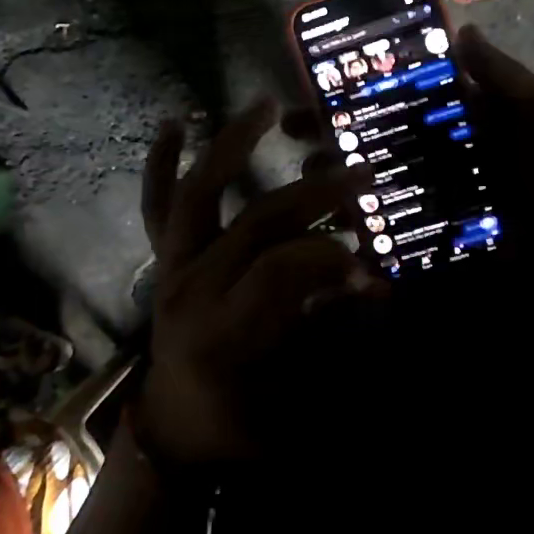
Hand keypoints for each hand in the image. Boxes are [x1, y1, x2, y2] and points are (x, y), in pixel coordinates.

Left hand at [133, 99, 375, 467]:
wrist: (179, 428)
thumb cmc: (244, 424)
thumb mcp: (301, 400)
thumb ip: (338, 340)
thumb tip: (377, 286)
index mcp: (224, 331)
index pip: (280, 271)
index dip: (329, 259)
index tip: (370, 260)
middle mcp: (191, 288)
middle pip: (254, 223)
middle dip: (313, 197)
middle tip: (359, 174)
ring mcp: (172, 268)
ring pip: (198, 194)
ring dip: (232, 146)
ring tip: (266, 105)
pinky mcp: (164, 259)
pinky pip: (156, 205)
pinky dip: (161, 163)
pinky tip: (174, 123)